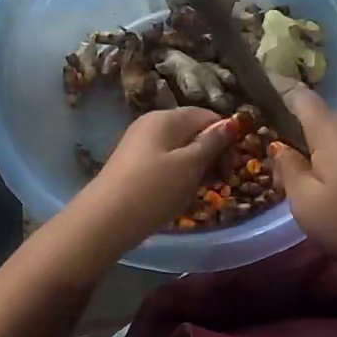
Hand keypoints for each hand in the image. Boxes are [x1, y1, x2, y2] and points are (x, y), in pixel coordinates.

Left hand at [65, 107, 238, 255]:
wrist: (105, 220)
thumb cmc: (154, 190)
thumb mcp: (190, 166)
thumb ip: (212, 143)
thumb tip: (231, 122)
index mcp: (166, 118)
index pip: (207, 116)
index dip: (225, 138)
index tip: (230, 168)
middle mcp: (150, 124)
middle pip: (192, 132)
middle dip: (210, 155)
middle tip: (216, 183)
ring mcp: (138, 145)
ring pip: (178, 150)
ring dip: (194, 169)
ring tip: (195, 193)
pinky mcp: (132, 166)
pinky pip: (163, 164)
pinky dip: (176, 177)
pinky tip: (176, 197)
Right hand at [266, 89, 336, 295]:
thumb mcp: (305, 203)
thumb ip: (288, 169)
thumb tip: (280, 147)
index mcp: (336, 129)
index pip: (303, 99)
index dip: (281, 101)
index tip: (263, 115)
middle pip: (324, 121)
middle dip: (305, 140)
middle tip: (289, 177)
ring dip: (328, 155)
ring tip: (319, 189)